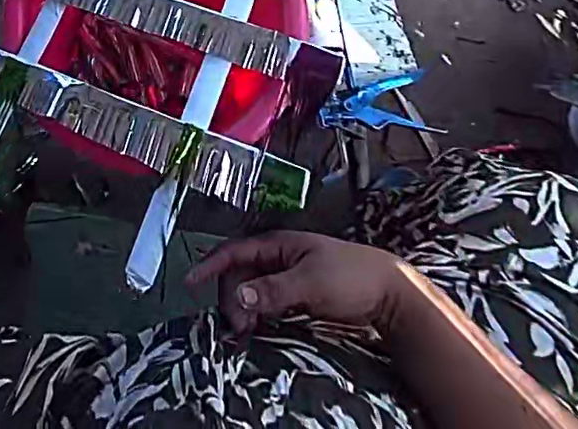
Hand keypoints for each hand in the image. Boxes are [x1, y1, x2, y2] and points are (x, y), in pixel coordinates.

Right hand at [186, 230, 417, 334]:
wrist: (388, 292)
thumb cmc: (349, 276)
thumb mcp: (310, 282)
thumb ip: (273, 289)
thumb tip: (238, 296)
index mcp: (277, 245)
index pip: (234, 252)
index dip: (210, 265)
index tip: (190, 282)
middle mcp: (277, 258)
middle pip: (239, 274)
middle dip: (231, 297)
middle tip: (239, 326)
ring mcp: (286, 277)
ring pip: (251, 290)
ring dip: (244, 308)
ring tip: (249, 332)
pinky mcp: (296, 296)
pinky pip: (266, 303)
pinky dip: (257, 315)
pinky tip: (260, 330)